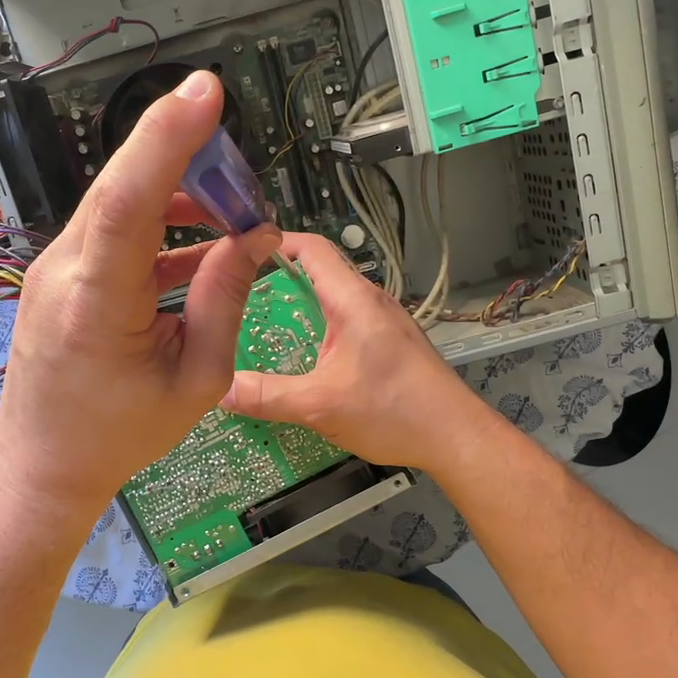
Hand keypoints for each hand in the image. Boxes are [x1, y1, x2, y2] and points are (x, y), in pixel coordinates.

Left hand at [0, 70, 281, 514]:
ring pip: (119, 203)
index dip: (166, 138)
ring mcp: (56, 268)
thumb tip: (252, 240)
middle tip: (241, 162)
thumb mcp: (196, 380)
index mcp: (96, 303)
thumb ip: (224, 302)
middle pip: (123, 186)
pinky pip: (113, 231)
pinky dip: (158, 226)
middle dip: (185, 156)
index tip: (205, 91)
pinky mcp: (62, 273)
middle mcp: (65, 271)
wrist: (45, 463)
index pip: (128, 199)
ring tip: (233, 210)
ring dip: (177, 194)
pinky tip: (202, 242)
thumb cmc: (119, 433)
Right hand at [220, 232, 495, 472]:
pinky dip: (321, 329)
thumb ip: (268, 396)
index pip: (311, 248)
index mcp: (353, 300)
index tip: (238, 252)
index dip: (274, 242)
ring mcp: (386, 321)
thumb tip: (220, 389)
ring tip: (264, 329)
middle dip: (278, 281)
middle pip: (320, 272)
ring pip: (335, 300)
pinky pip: (349, 322)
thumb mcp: (320, 406)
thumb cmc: (393, 411)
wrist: (457, 436)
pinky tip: (307, 359)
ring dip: (301, 308)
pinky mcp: (394, 343)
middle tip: (239, 300)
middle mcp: (371, 301)